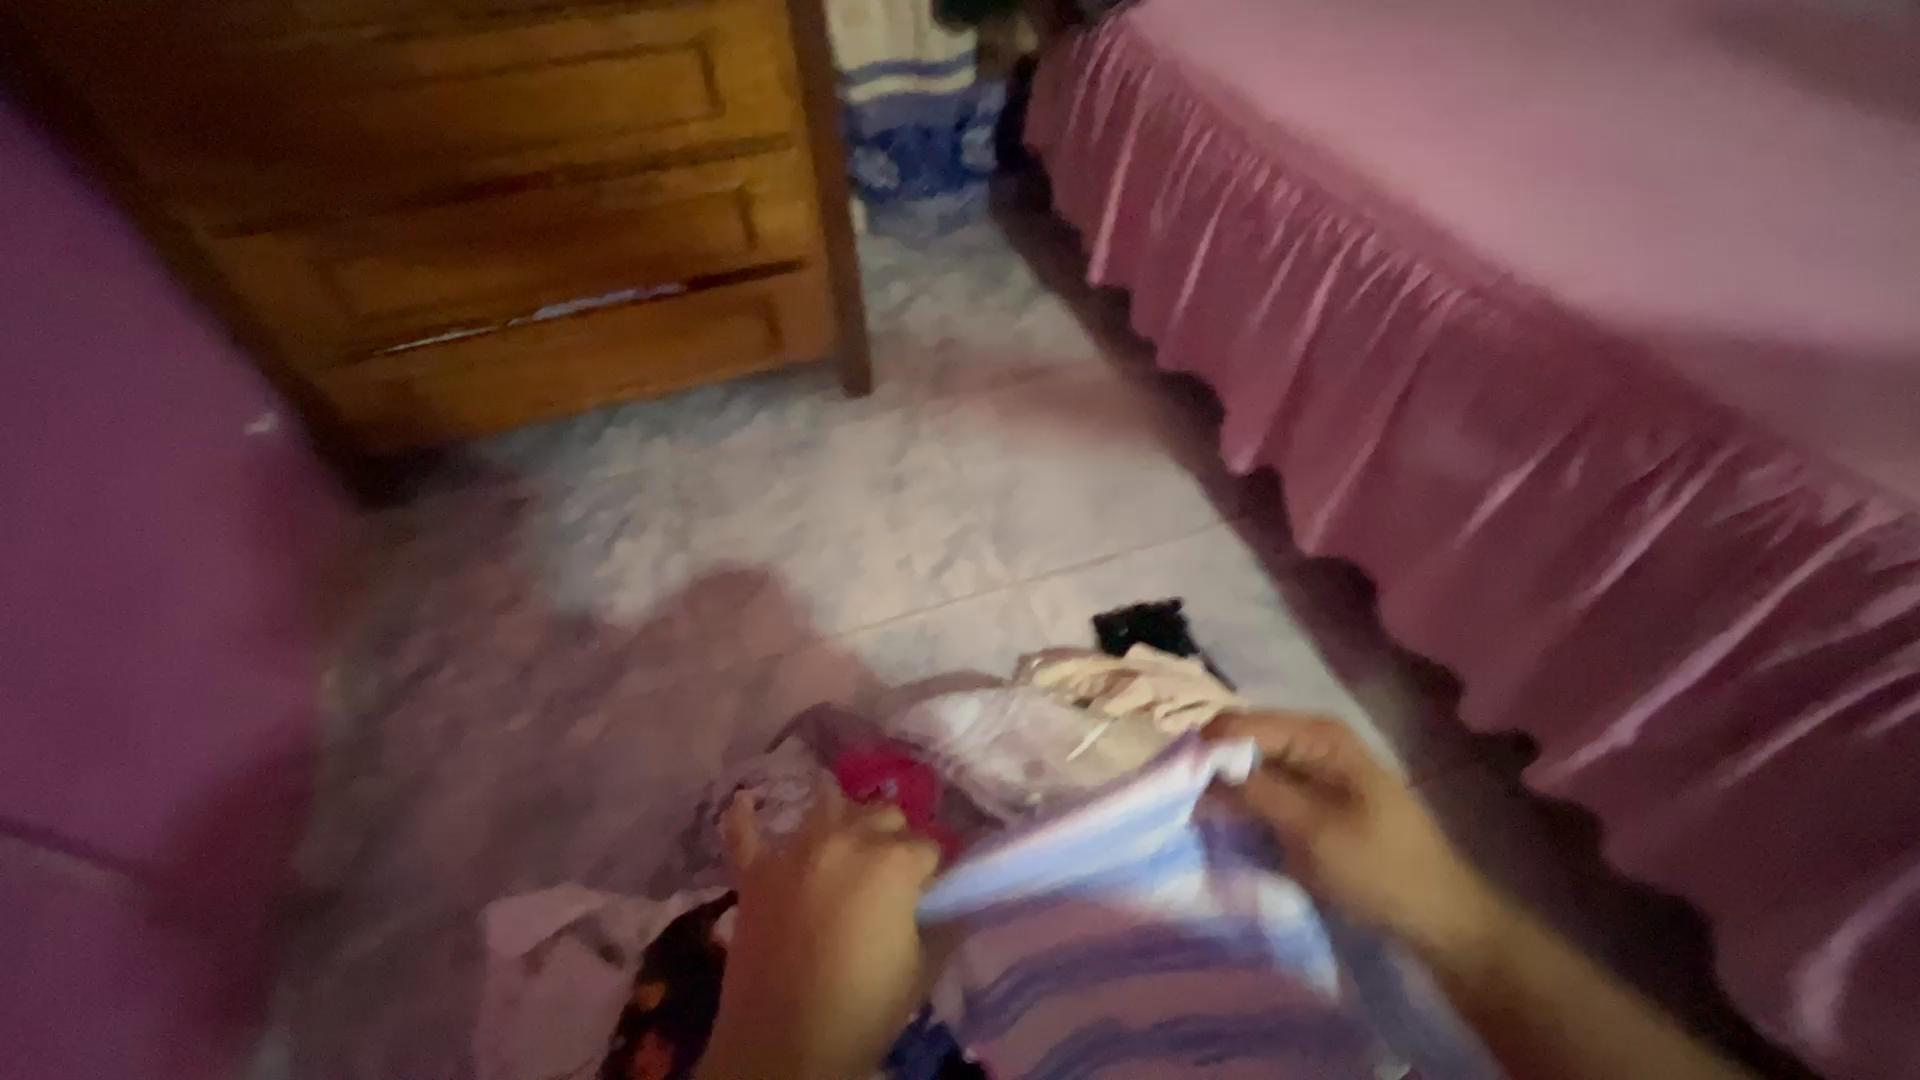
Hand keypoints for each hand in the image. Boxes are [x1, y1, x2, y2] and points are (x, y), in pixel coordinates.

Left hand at [697, 785, 941, 1079]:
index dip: (934, 870)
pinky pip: (744, 832)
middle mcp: (846, 839)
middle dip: (895, 838)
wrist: (782, 1049)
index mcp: (893, 861)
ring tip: (848, 845)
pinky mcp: (755, 873)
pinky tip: (748, 802)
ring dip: (844, 820)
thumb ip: (944, 928)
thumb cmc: (863, 1009)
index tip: (932, 891)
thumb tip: (955, 907)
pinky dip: (746, 817)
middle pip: (884, 814)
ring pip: (828, 807)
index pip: (930, 846)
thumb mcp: (921, 972)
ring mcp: (795, 850)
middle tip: (892, 876)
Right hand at [1205, 710, 1505, 959]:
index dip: (1205, 750)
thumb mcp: (1312, 828)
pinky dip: (1239, 807)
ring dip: (1221, 791)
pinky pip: (1259, 792)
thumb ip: (1255, 791)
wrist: (1438, 919)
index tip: (1176, 785)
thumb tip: (1199, 766)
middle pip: (1239, 742)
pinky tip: (1222, 827)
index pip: (1238, 724)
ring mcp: (1309, 771)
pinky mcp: (1307, 801)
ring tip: (1194, 818)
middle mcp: (1308, 742)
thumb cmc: (1380, 868)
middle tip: (1181, 805)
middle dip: (1209, 768)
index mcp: (1316, 735)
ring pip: (1245, 768)